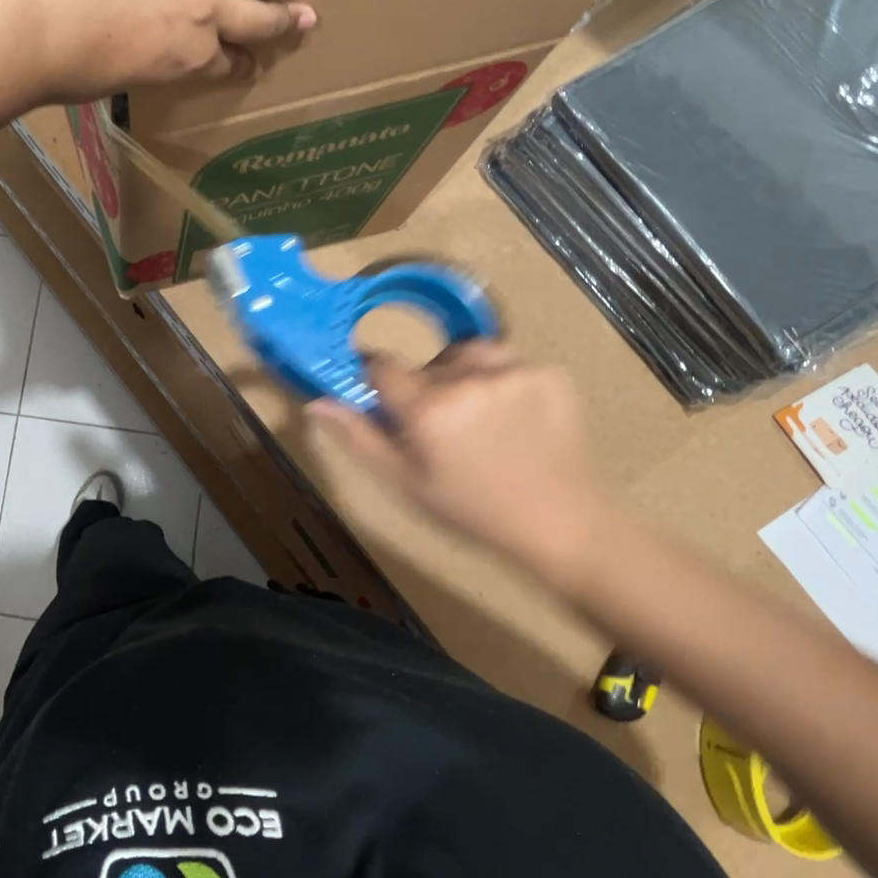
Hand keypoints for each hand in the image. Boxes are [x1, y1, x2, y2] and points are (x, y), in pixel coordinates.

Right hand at [309, 344, 617, 582]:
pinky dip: (499, 380)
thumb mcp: (405, 483)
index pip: (380, 366)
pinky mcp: (549, 371)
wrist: (562, 524)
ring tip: (474, 416)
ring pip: (464, 354)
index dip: (375, 380)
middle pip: (424, 363)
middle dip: (422, 387)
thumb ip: (359, 437)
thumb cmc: (472, 511)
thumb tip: (315, 402)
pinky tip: (509, 417)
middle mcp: (469, 379)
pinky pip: (506, 360)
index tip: (381, 398)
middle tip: (437, 429)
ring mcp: (515, 371)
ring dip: (459, 375)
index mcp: (429, 409)